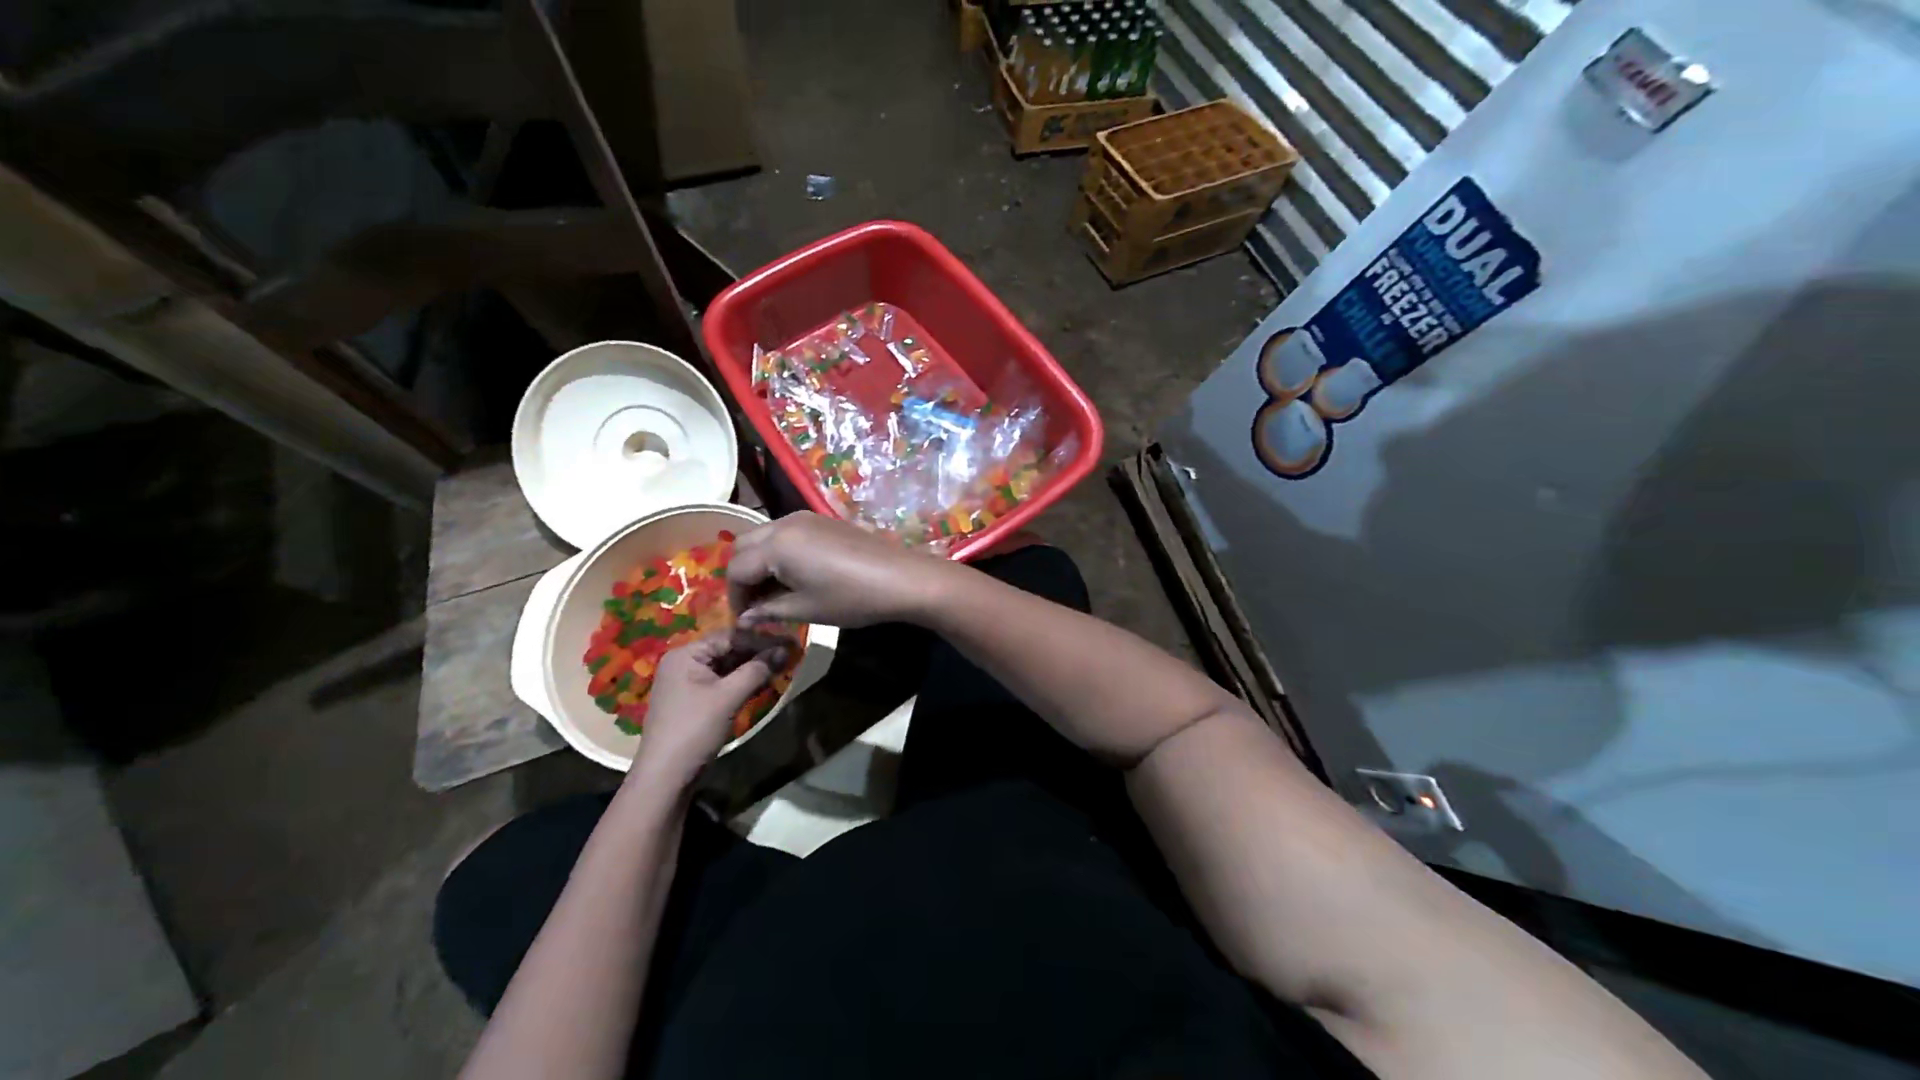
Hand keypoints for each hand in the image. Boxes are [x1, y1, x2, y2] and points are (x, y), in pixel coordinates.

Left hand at [629, 632, 785, 786]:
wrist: (666, 777)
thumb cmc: (694, 729)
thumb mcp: (728, 697)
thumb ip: (757, 670)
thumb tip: (786, 649)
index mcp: (685, 654)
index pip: (729, 636)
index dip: (760, 638)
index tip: (789, 640)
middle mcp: (683, 663)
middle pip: (727, 650)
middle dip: (758, 653)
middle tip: (789, 654)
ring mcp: (687, 683)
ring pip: (726, 667)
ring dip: (752, 668)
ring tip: (782, 666)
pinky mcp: (693, 701)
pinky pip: (721, 683)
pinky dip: (741, 682)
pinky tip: (763, 683)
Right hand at [727, 512, 958, 628]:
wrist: (901, 578)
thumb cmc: (851, 598)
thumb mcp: (805, 609)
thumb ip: (768, 610)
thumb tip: (744, 618)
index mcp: (776, 545)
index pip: (736, 569)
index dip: (735, 597)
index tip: (744, 619)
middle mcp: (784, 523)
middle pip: (744, 546)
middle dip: (743, 575)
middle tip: (756, 604)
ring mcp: (805, 518)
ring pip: (764, 536)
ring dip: (760, 561)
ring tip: (775, 592)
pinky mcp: (822, 519)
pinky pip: (786, 532)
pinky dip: (779, 551)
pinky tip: (795, 575)